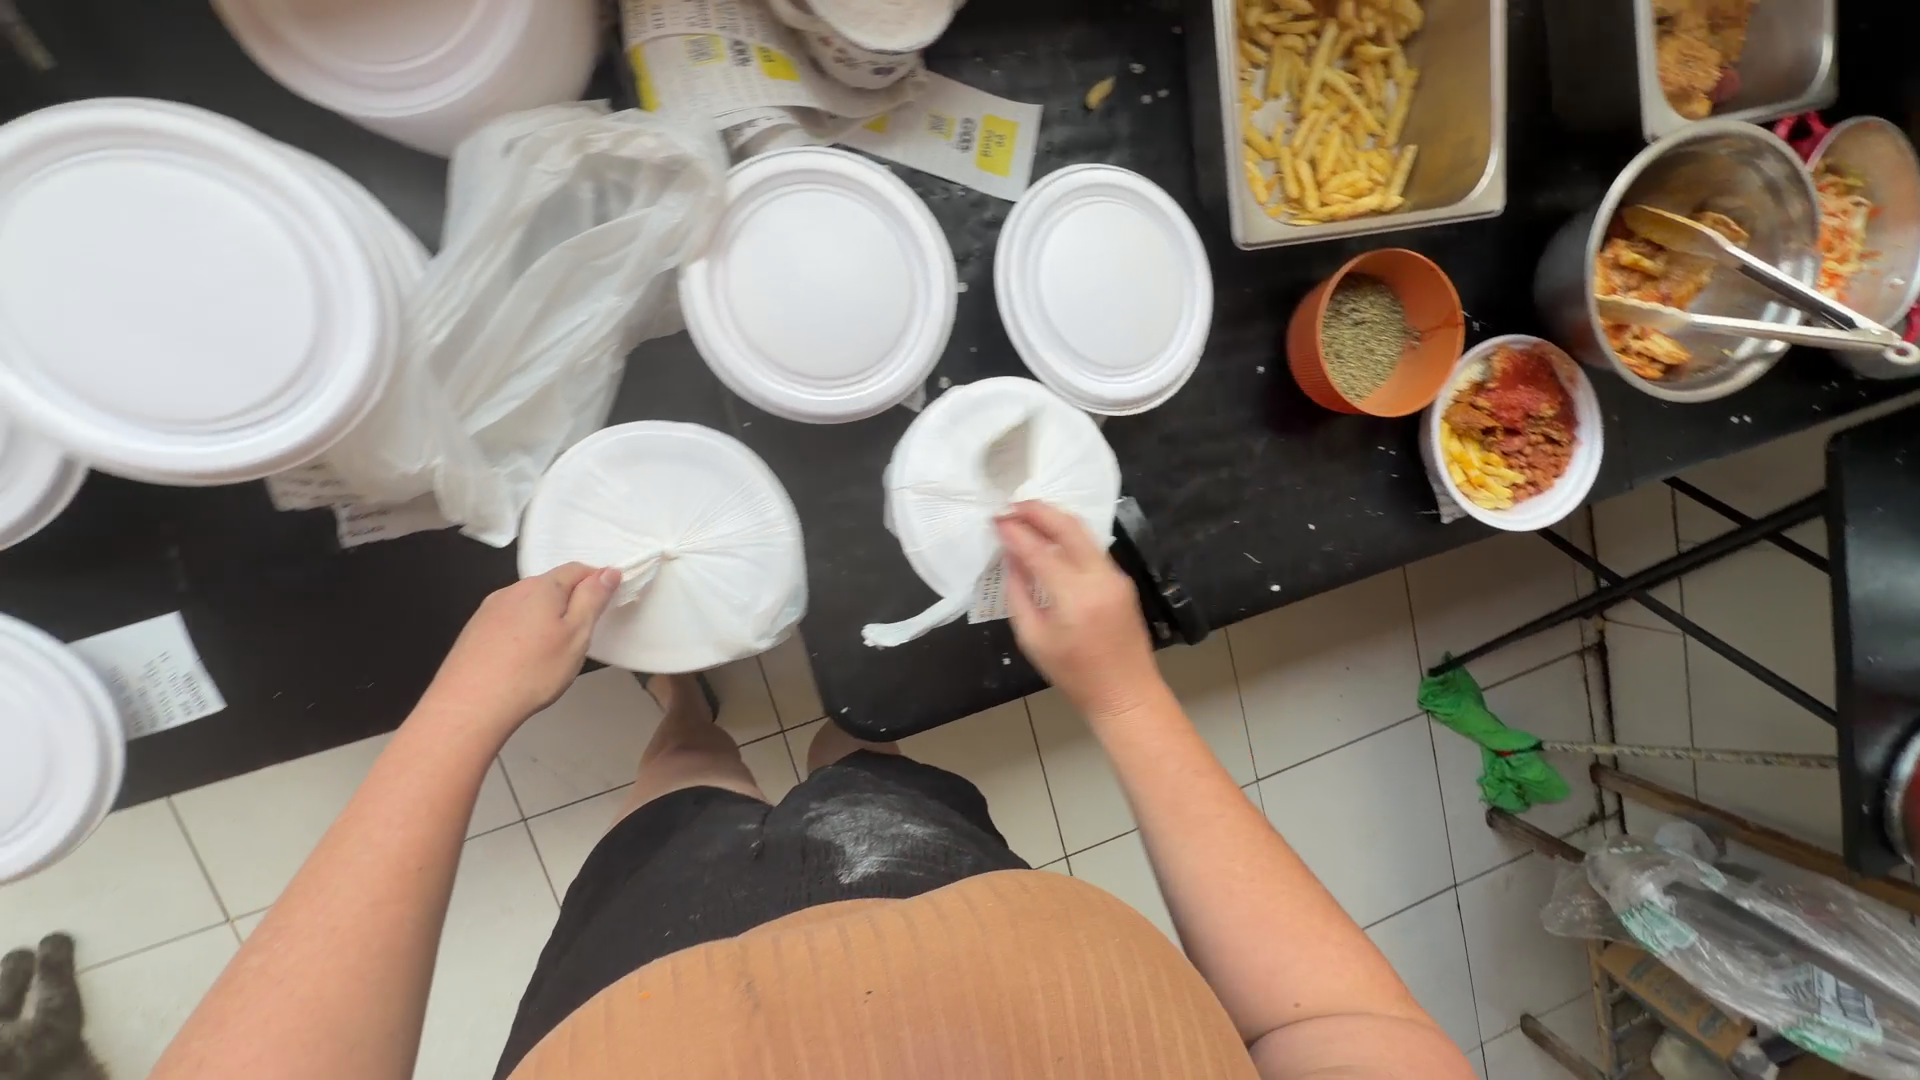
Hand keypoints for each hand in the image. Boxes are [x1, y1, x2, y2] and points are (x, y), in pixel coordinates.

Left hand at [419, 563, 620, 737]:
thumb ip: (593, 598)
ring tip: (553, 648)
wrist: (470, 705)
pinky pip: (510, 619)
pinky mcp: (475, 629)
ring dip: (547, 615)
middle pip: (551, 584)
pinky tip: (525, 656)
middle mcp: (513, 590)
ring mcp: (489, 609)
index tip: (607, 604)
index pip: (578, 569)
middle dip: (571, 600)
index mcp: (542, 587)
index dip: (597, 581)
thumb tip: (608, 571)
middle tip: (583, 633)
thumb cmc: (532, 670)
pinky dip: (525, 629)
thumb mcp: (577, 634)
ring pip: (530, 602)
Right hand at [996, 501, 1163, 722]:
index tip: (996, 519)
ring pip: (1083, 533)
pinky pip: (1091, 548)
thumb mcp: (1033, 639)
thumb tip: (1011, 559)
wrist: (1126, 693)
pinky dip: (1068, 537)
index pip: (1039, 551)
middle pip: (1068, 527)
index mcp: (1074, 597)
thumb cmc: (1074, 675)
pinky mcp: (1121, 581)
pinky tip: (1050, 539)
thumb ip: (1018, 594)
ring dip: (1054, 519)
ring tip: (1027, 515)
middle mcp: (1099, 578)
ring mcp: (1115, 576)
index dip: (1015, 532)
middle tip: (1012, 505)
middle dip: (1038, 511)